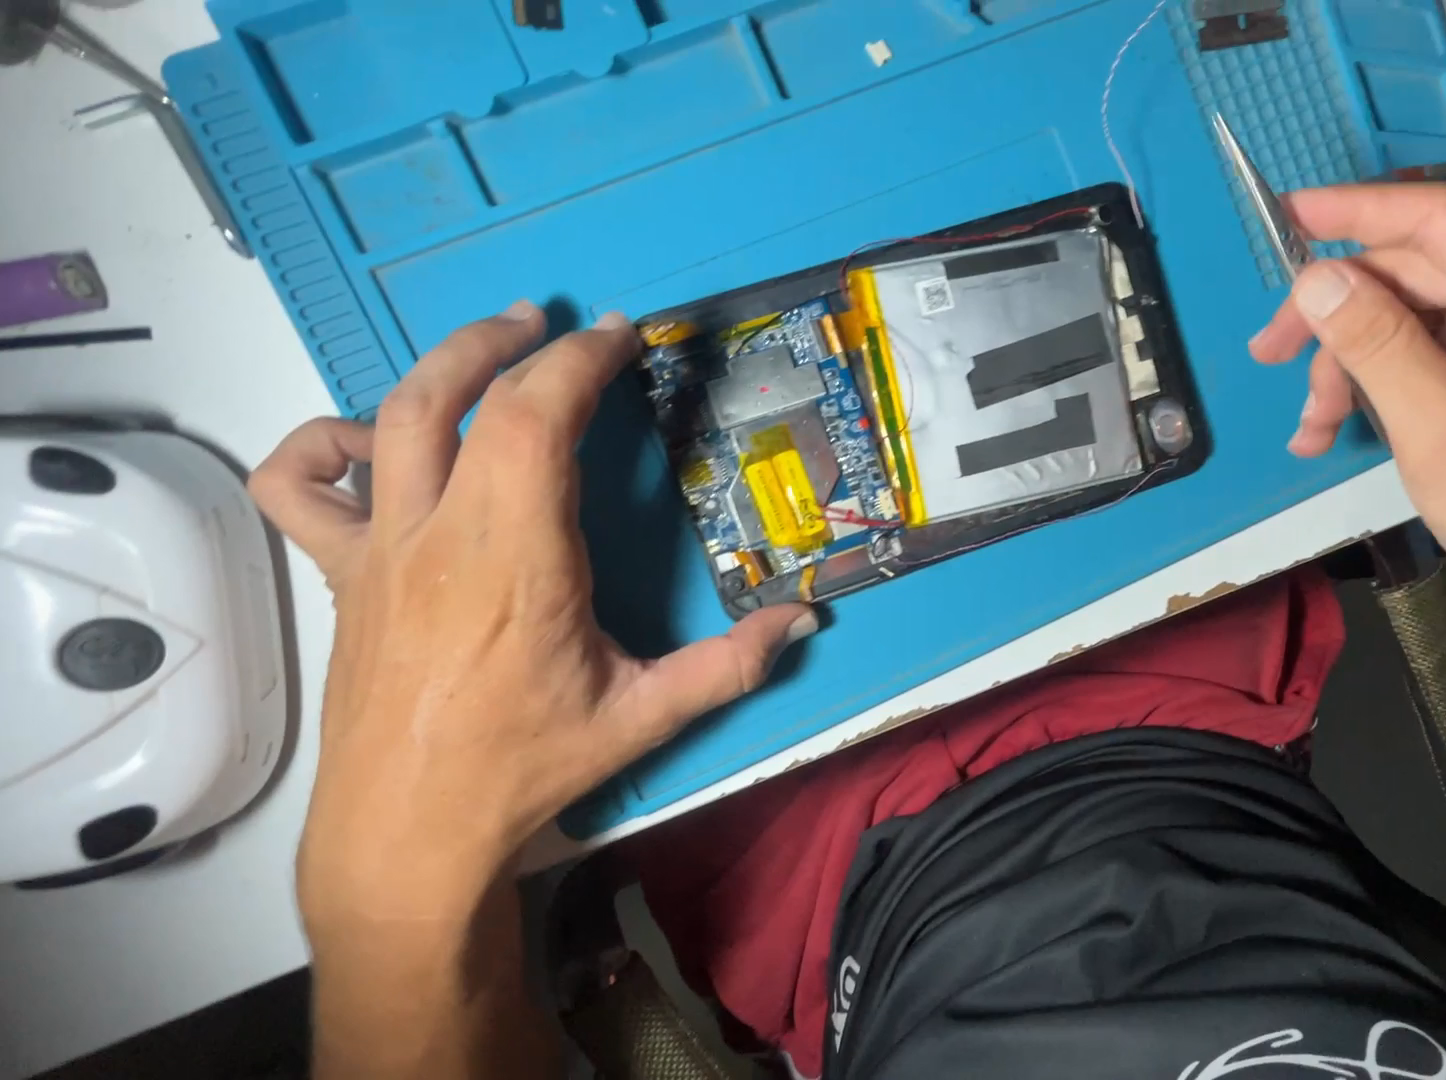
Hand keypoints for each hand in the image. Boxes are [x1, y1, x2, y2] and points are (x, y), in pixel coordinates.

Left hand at [250, 303, 815, 932]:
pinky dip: (326, 442)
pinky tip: (375, 445)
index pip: (537, 424)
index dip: (580, 365)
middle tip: (562, 325)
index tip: (620, 339)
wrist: (406, 834)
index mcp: (517, 562)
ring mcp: (377, 551)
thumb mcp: (644, 716)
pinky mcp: (342, 574)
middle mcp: (439, 538)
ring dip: (442, 366)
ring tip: (492, 345)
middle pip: (459, 398)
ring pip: (388, 419)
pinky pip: (298, 485)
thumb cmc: (527, 767)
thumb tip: (805, 620)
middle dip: (513, 344)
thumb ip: (730, 664)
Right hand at [1248, 184, 1445, 643]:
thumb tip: (1313, 278)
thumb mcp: (1436, 422)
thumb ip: (1374, 343)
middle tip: (1268, 352)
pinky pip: (1399, 350)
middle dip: (1332, 320)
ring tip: (1310, 427)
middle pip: (1403, 271)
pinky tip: (1323, 431)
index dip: (1356, 212)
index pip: (1440, 220)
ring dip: (1338, 368)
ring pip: (1389, 314)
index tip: (1285, 211)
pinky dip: (1355, 386)